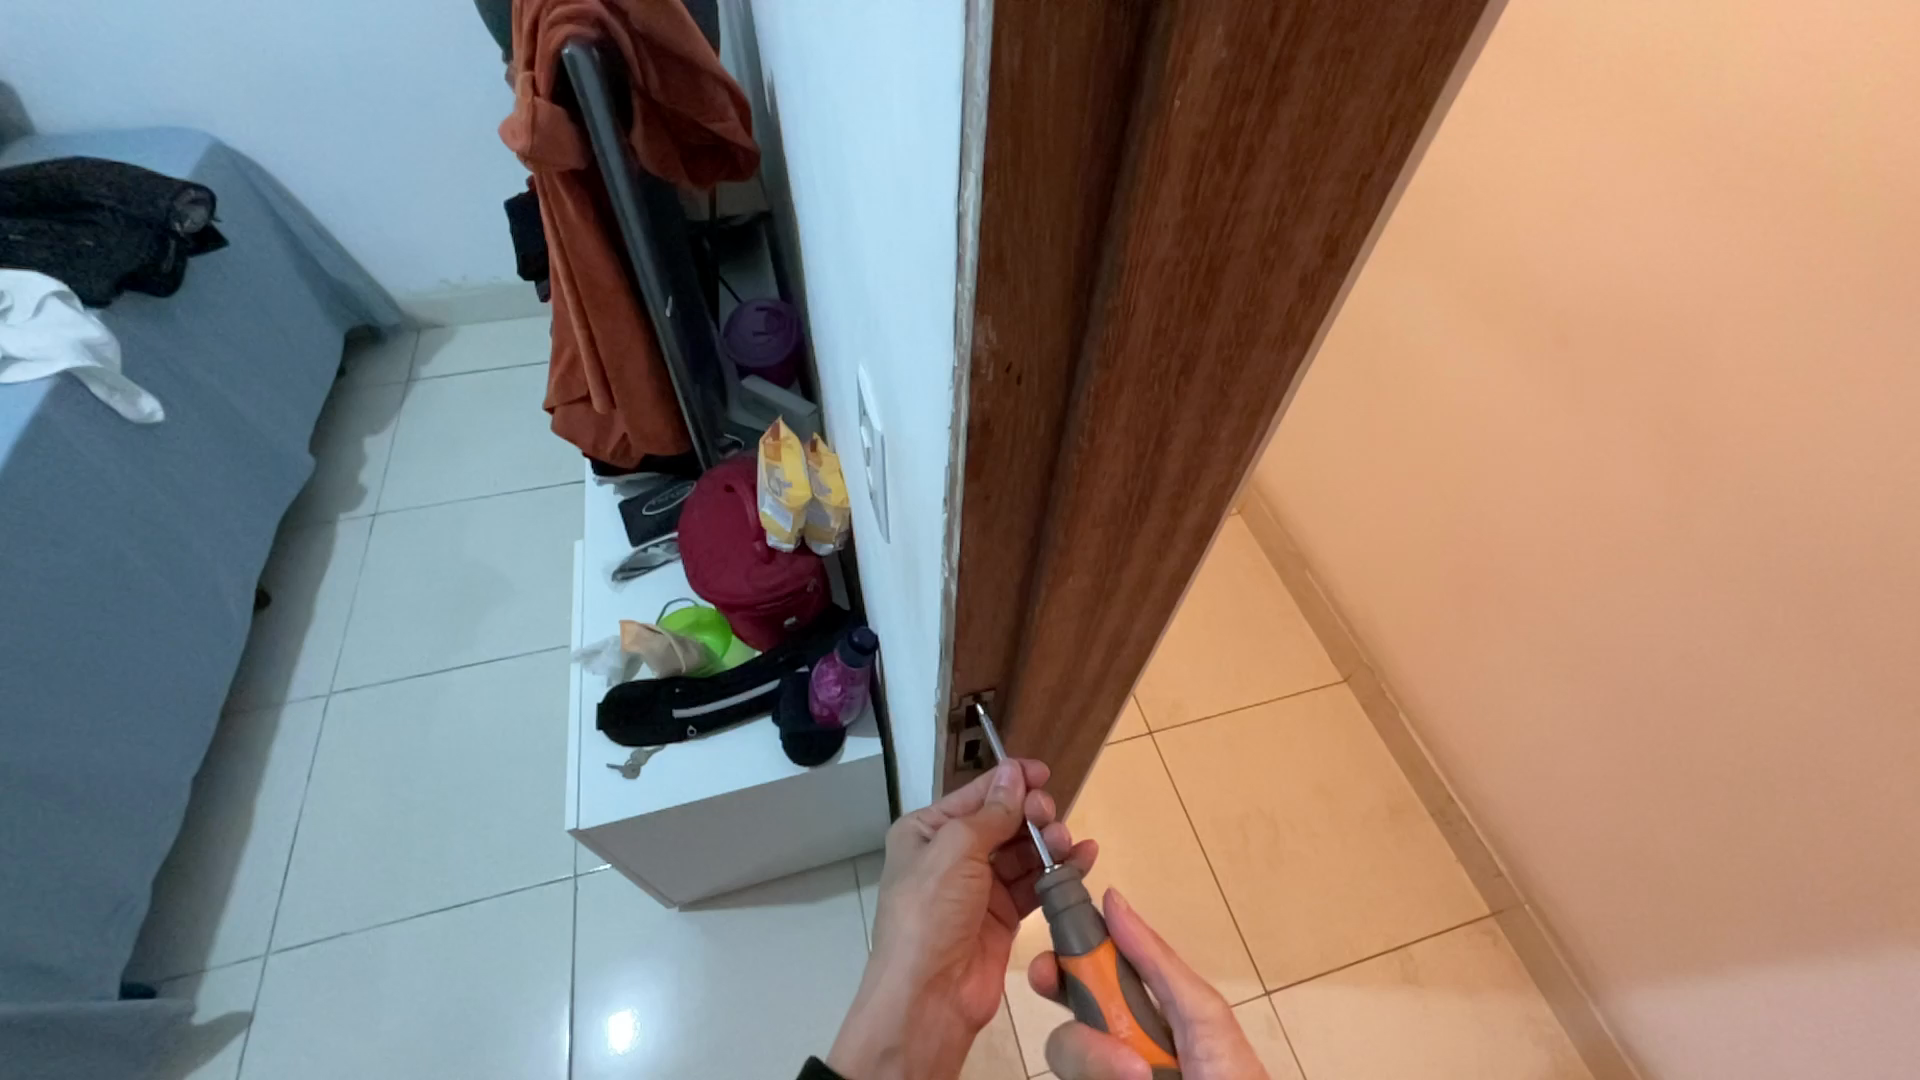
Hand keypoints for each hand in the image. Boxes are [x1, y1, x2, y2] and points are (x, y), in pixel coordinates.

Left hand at [828, 759, 1097, 1079]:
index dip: (1009, 780)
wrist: (927, 997)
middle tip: (1049, 815)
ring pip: (1022, 852)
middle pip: (1002, 821)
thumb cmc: (930, 911)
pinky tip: (1081, 859)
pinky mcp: (1003, 917)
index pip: (975, 795)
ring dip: (1047, 841)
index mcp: (928, 831)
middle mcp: (951, 855)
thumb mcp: (955, 850)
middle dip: (1030, 814)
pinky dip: (1056, 871)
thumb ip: (992, 812)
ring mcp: (978, 888)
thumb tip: (1013, 774)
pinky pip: (1034, 884)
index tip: (1043, 772)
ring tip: (1066, 841)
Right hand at [1029, 889, 1268, 1079]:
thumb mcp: (1204, 1015)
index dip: (1058, 969)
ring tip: (1140, 1076)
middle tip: (1074, 1026)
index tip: (1048, 969)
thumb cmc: (1233, 1076)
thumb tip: (1110, 897)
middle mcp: (1118, 1053)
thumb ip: (1155, 961)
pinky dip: (1095, 1075)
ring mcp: (1106, 1079)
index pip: (1084, 984)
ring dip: (1096, 1062)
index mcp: (1139, 1018)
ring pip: (1066, 1064)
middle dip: (1067, 1029)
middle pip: (1064, 1031)